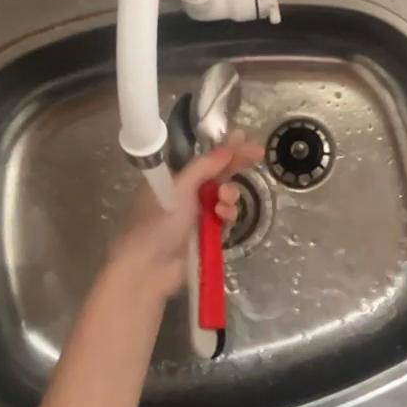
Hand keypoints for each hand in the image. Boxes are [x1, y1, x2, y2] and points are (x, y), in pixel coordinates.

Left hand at [108, 134, 264, 300]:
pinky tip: (222, 216)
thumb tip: (227, 149)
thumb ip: (204, 167)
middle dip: (236, 165)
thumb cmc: (157, 222)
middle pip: (218, 175)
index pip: (204, 159)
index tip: (244, 137)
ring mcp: (197, 216)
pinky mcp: (207, 236)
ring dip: (230, 194)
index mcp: (174, 180)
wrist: (149, 269)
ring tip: (224, 198)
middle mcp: (186, 195)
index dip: (225, 148)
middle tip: (258, 153)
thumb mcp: (179, 188)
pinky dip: (227, 214)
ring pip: (225, 197)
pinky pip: (225, 219)